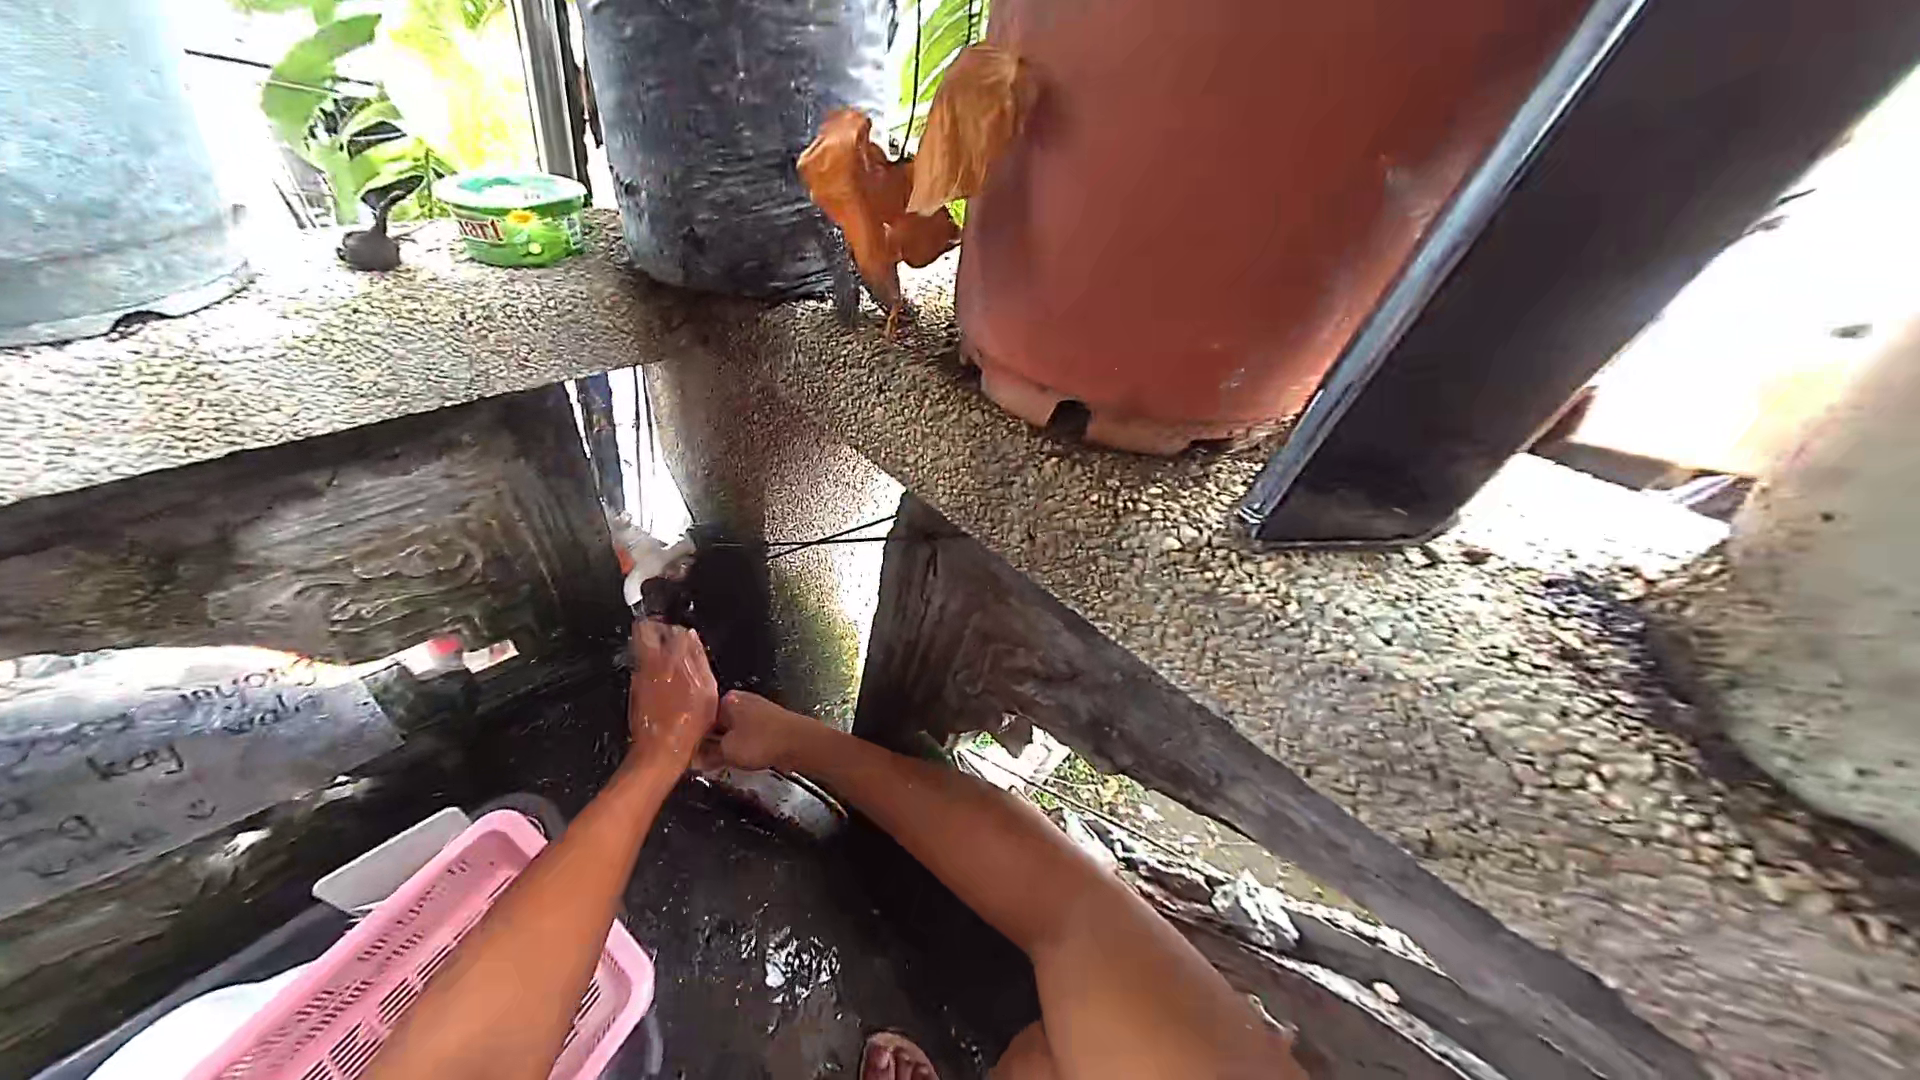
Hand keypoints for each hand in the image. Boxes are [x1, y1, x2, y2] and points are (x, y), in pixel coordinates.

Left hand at [626, 620, 717, 769]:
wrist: (662, 749)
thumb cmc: (689, 722)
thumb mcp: (707, 689)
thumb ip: (698, 660)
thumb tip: (691, 639)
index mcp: (672, 660)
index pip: (671, 630)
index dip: (677, 628)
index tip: (684, 632)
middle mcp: (651, 665)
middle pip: (644, 632)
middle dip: (654, 628)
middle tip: (665, 632)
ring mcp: (639, 678)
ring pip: (641, 650)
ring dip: (653, 648)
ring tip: (669, 658)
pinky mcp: (635, 692)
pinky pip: (642, 670)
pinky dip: (652, 669)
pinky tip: (665, 682)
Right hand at [702, 690, 815, 771]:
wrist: (799, 743)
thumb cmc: (762, 742)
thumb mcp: (727, 751)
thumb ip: (706, 754)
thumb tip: (694, 758)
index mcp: (728, 700)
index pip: (700, 717)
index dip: (692, 737)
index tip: (688, 754)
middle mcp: (741, 700)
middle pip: (716, 723)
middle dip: (710, 742)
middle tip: (702, 761)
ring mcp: (756, 710)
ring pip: (731, 730)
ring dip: (725, 746)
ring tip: (719, 762)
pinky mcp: (767, 722)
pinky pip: (746, 734)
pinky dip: (740, 746)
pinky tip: (738, 759)